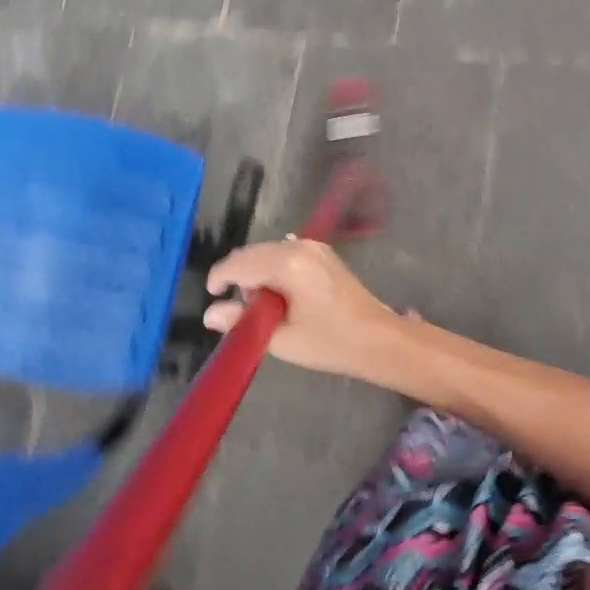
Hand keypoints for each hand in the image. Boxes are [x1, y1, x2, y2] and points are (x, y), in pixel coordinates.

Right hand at [202, 238, 410, 380]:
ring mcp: (314, 247)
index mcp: (287, 264)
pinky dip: (273, 269)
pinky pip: (286, 253)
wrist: (379, 339)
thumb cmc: (330, 342)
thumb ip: (242, 323)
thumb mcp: (282, 339)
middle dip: (238, 276)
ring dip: (256, 273)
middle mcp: (299, 247)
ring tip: (261, 307)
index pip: (239, 264)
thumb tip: (210, 315)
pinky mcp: (323, 254)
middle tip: (238, 310)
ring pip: (268, 252)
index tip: (211, 297)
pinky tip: (278, 294)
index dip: (219, 278)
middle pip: (252, 253)